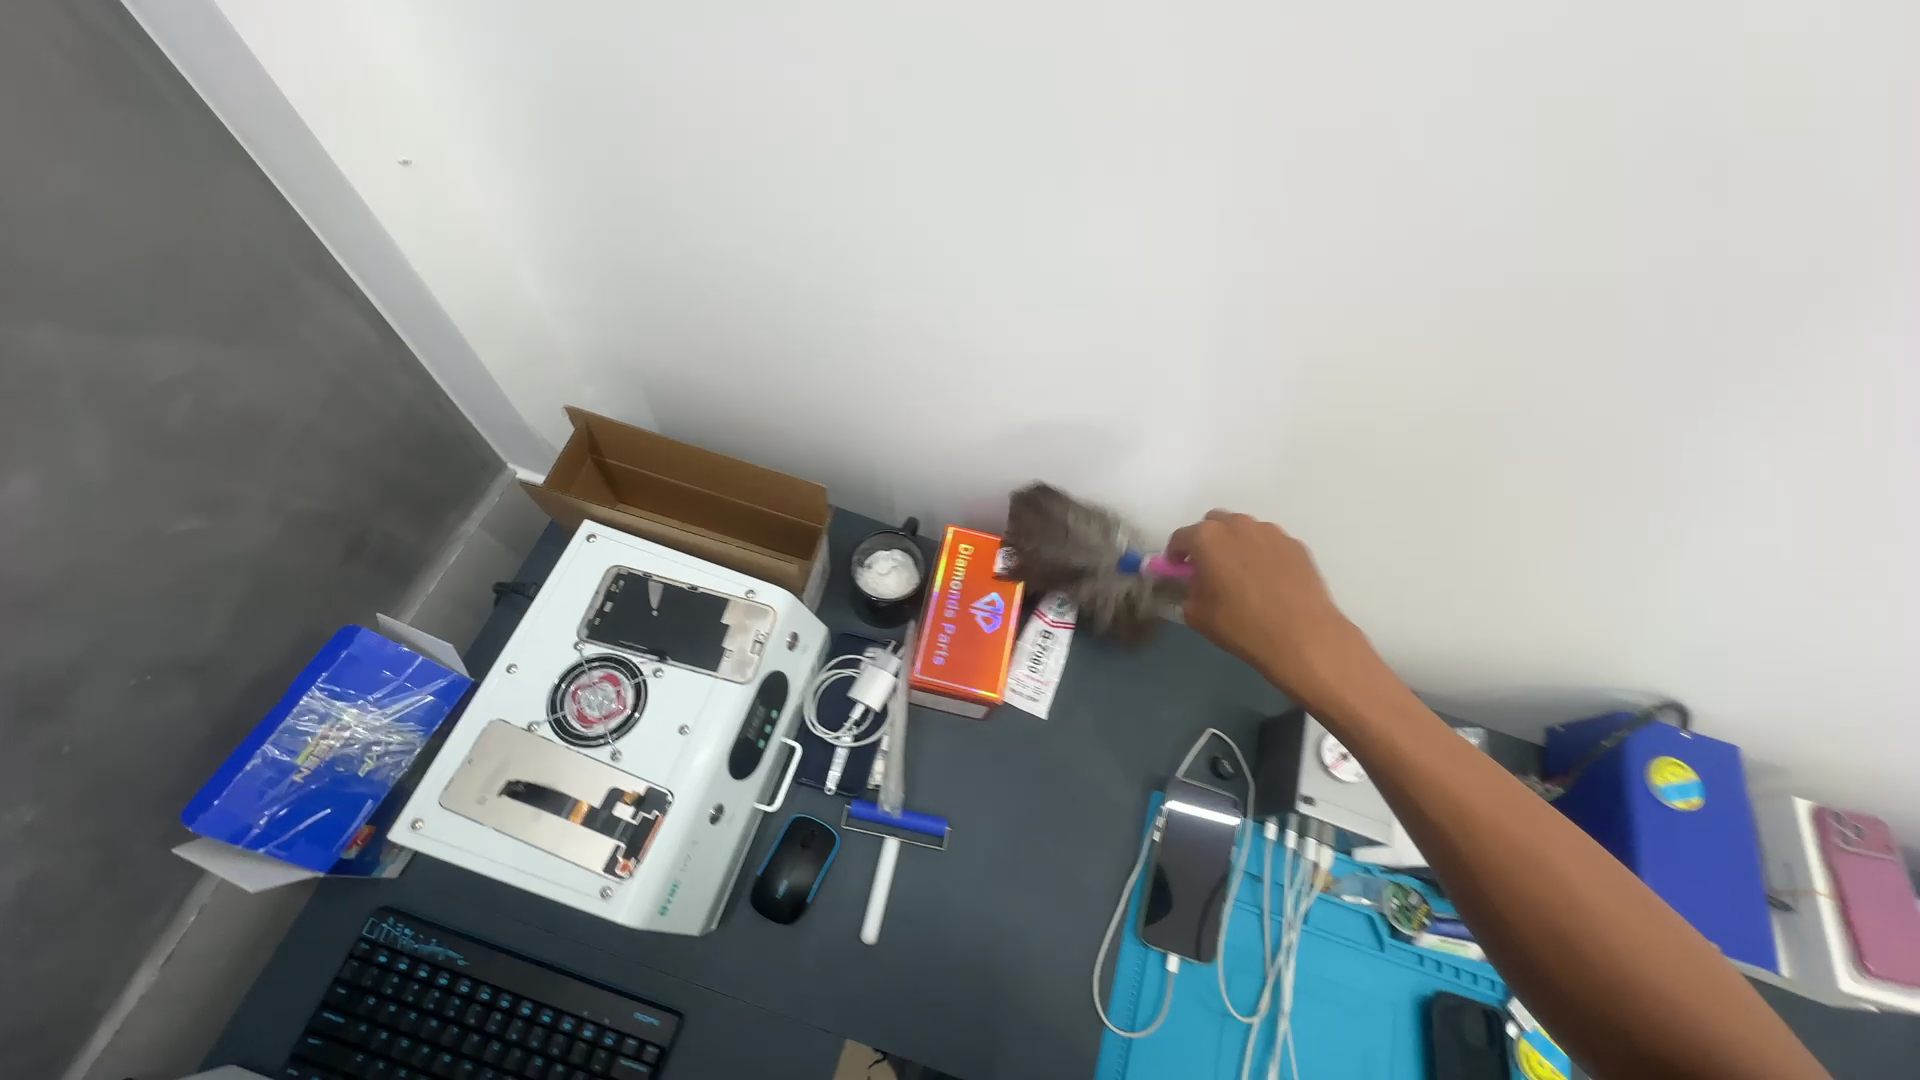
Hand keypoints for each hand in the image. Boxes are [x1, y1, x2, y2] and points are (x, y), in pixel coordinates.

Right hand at [1166, 511, 1369, 694]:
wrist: (1302, 635)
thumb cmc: (1241, 625)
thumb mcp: (1197, 614)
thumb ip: (1188, 591)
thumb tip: (1195, 584)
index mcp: (1207, 538)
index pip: (1180, 537)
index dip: (1175, 555)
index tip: (1177, 570)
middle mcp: (1238, 526)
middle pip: (1213, 524)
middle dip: (1206, 542)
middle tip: (1208, 568)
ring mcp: (1271, 532)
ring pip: (1244, 530)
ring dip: (1235, 545)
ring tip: (1241, 574)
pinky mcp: (1295, 544)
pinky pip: (1269, 543)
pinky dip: (1261, 554)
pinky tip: (1267, 580)